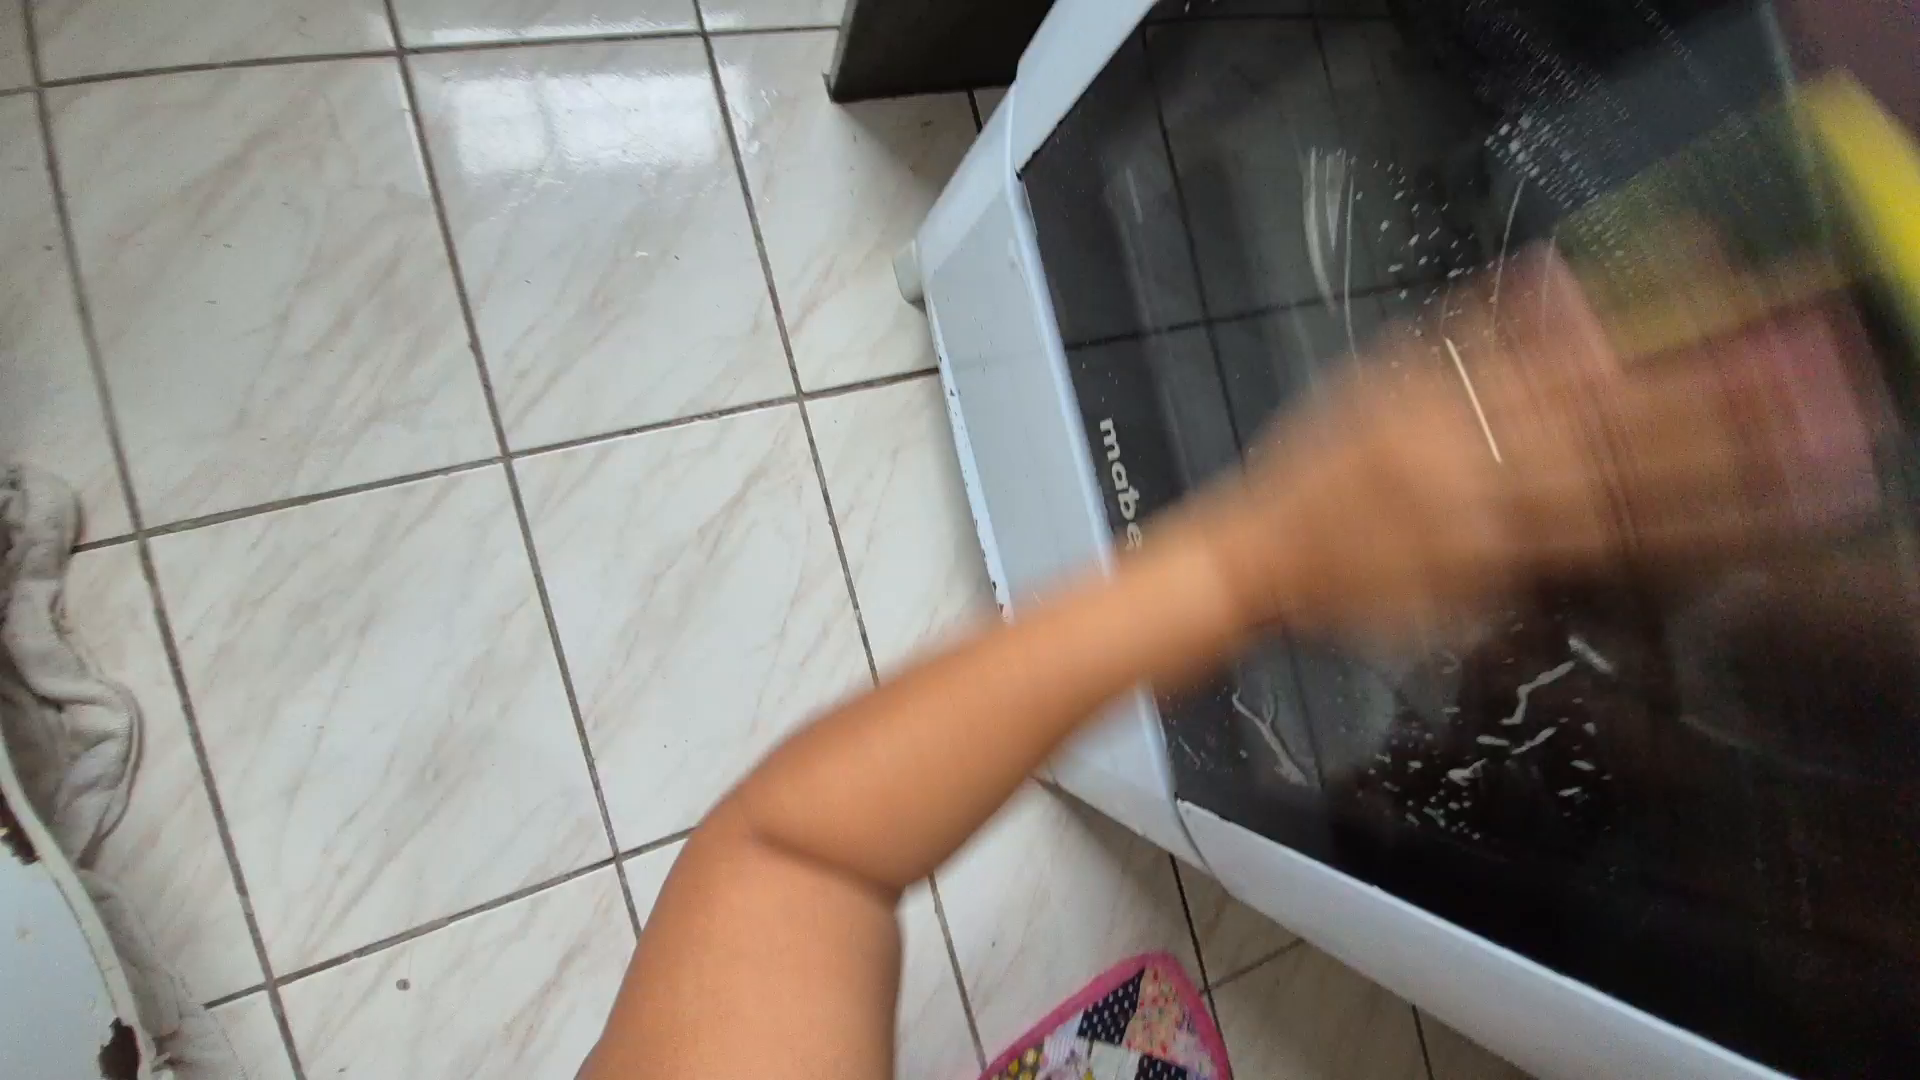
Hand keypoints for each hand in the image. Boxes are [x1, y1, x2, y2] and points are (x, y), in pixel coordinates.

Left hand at [1182, 247, 1881, 636]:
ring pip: (1556, 377)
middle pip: (1619, 437)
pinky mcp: (1378, 383)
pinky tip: (1577, 266)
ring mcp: (1420, 417)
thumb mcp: (1436, 615)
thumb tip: (1604, 542)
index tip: (1817, 474)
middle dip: (1734, 409)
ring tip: (1749, 293)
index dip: (1735, 495)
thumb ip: (1522, 576)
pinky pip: (1456, 337)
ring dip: (1660, 338)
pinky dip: (1520, 304)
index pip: (1635, 515)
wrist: (1246, 556)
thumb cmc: (1335, 598)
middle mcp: (1466, 474)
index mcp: (1489, 544)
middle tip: (1829, 376)